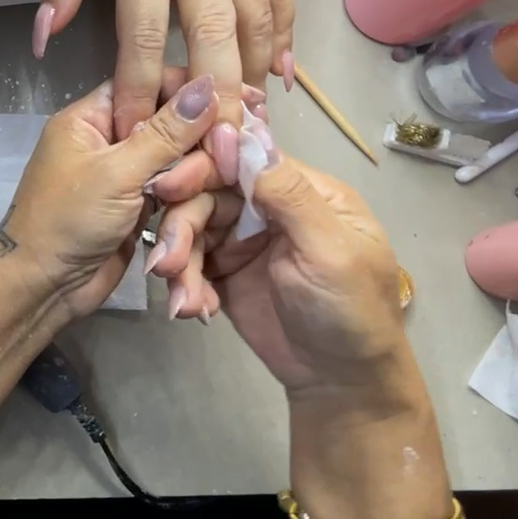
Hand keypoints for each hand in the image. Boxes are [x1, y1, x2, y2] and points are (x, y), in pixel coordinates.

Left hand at [0, 74, 219, 318]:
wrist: (44, 286)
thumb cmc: (67, 221)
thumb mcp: (116, 172)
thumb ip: (166, 132)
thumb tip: (207, 84)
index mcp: (90, 118)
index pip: (148, 84)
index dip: (192, 91)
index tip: (238, 102)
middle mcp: (109, 140)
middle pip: (173, 125)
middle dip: (194, 148)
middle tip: (206, 168)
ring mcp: (126, 175)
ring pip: (181, 162)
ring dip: (192, 181)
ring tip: (188, 201)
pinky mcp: (140, 206)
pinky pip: (178, 192)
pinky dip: (190, 202)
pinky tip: (207, 207)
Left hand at [36, 0, 294, 157]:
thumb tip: (44, 36)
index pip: (143, 33)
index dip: (141, 89)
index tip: (136, 133)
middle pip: (214, 36)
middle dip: (211, 99)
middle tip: (209, 148)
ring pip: (257, 19)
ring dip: (253, 76)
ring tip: (245, 124)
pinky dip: (284, 35)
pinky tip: (281, 73)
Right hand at [152, 147, 409, 401]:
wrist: (339, 383)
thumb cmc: (350, 312)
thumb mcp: (329, 251)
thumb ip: (288, 195)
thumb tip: (250, 135)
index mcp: (301, 191)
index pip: (242, 160)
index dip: (201, 168)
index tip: (168, 186)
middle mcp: (266, 207)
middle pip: (204, 194)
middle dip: (181, 228)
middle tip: (166, 263)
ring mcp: (240, 238)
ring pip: (188, 229)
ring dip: (179, 263)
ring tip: (183, 300)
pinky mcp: (220, 269)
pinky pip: (187, 262)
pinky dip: (184, 285)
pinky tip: (193, 310)